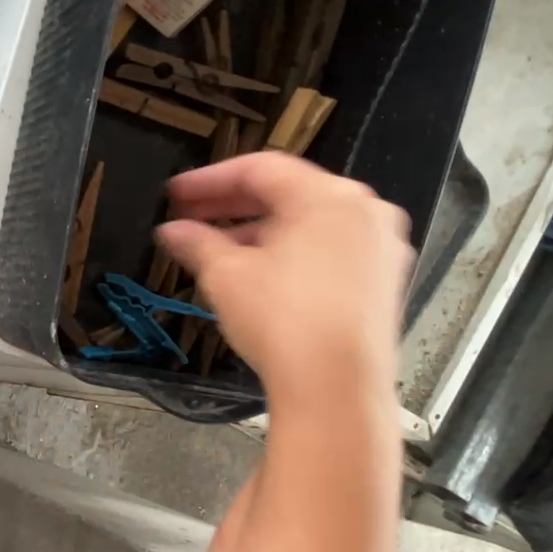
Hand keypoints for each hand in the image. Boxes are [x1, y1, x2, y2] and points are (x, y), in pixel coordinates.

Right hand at [156, 153, 412, 406]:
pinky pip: (326, 249)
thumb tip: (171, 230)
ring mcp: (378, 245)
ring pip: (308, 223)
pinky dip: (288, 252)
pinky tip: (256, 275)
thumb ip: (196, 243)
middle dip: (232, 206)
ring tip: (216, 251)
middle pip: (288, 193)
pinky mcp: (381, 279)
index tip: (174, 193)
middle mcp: (362, 210)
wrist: (336, 382)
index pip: (259, 169)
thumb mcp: (225, 276)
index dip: (208, 179)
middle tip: (189, 218)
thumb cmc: (282, 319)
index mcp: (326, 196)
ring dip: (258, 230)